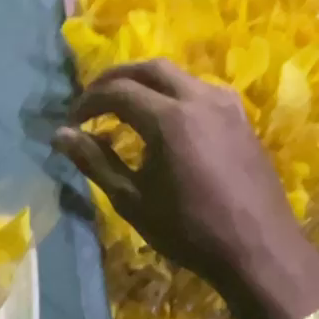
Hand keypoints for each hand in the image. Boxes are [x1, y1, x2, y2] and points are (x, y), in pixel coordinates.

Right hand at [54, 60, 318, 318]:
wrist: (258, 249)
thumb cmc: (188, 229)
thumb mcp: (131, 199)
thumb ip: (95, 161)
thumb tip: (60, 134)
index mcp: (170, 119)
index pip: (118, 91)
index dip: (87, 102)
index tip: (70, 123)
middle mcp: (200, 99)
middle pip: (149, 69)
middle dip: (114, 79)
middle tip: (90, 101)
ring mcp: (226, 106)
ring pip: (177, 76)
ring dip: (144, 83)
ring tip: (122, 108)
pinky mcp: (241, 118)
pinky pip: (198, 90)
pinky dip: (170, 94)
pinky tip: (160, 120)